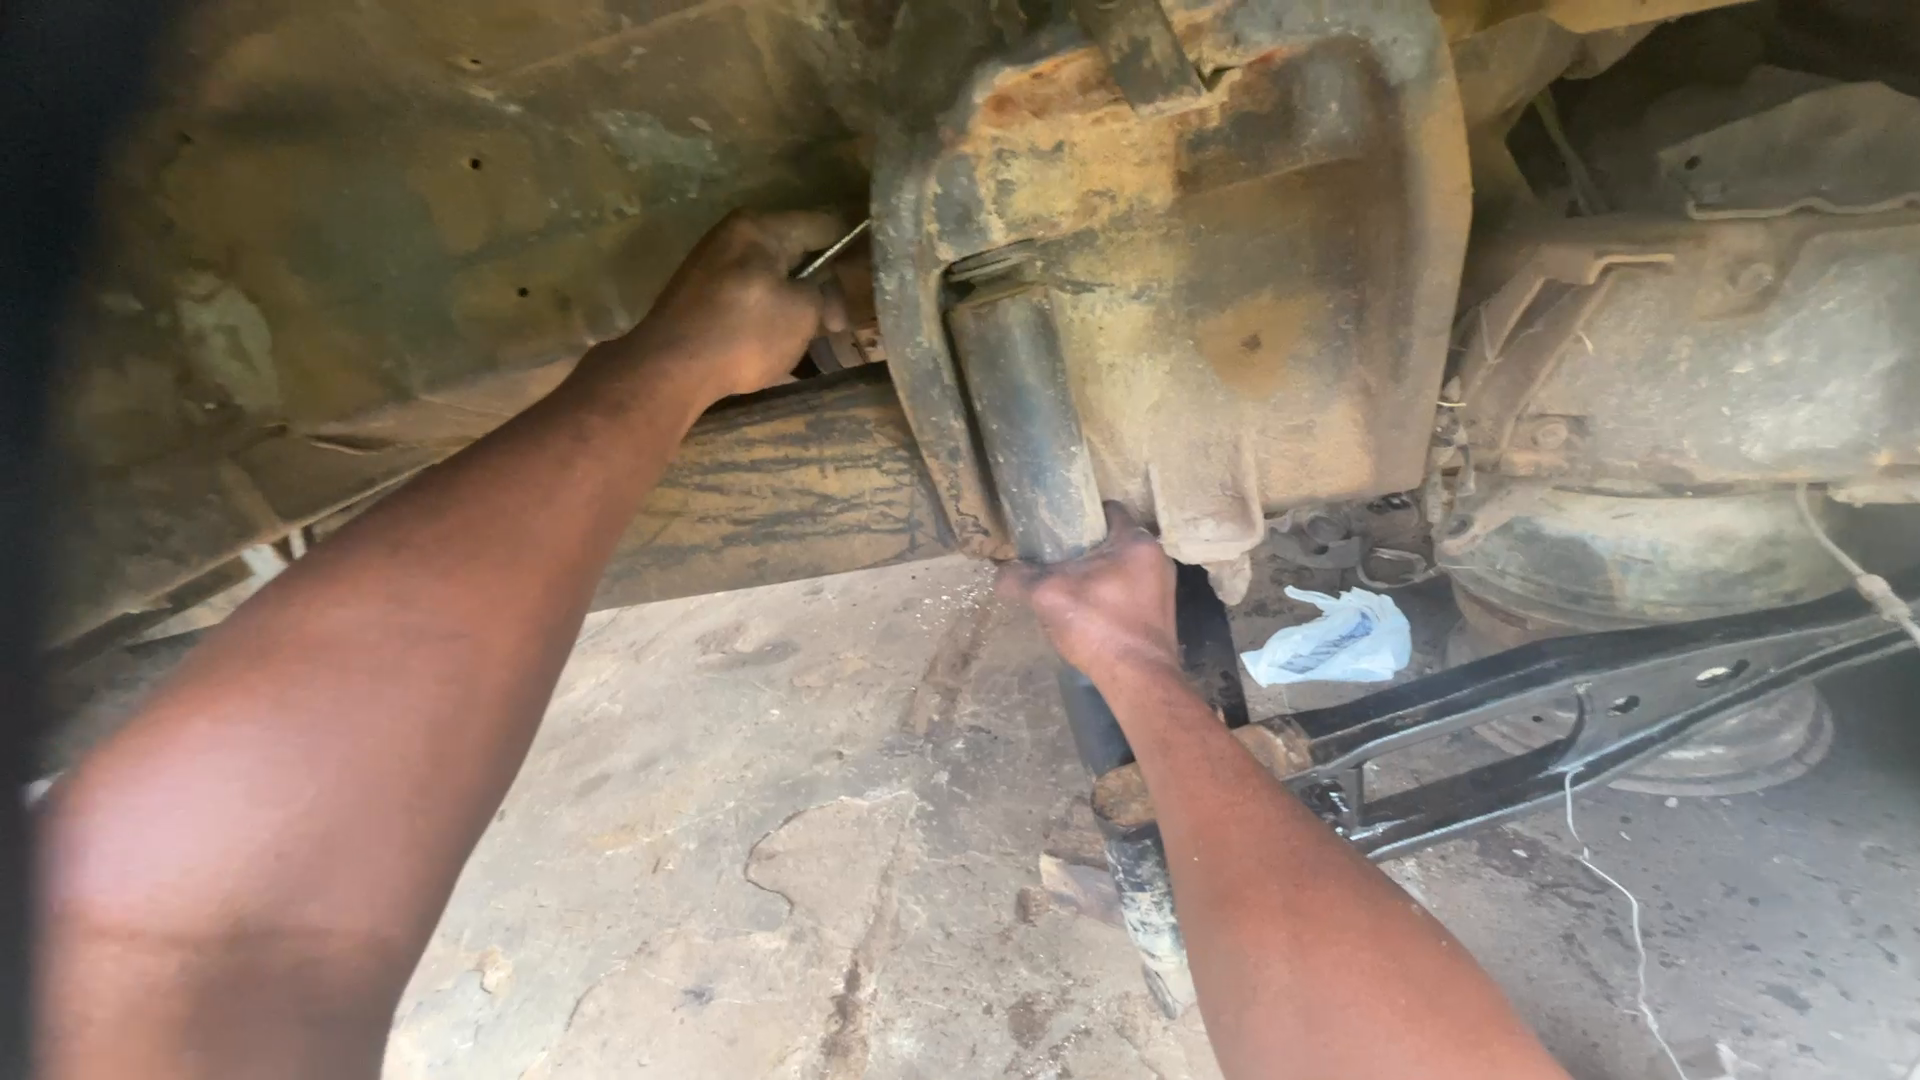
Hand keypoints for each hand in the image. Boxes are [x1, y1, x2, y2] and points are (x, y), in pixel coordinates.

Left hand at [609, 210, 850, 402]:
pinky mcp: (703, 295)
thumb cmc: (744, 334)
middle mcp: (735, 235)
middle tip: (851, 310)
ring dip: (800, 299)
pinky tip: (786, 336)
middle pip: (796, 250)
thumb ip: (825, 298)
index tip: (878, 263)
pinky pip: (754, 295)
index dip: (855, 242)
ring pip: (775, 275)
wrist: (672, 368)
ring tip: (823, 329)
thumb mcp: (802, 314)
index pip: (824, 223)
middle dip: (825, 279)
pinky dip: (775, 311)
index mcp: (760, 227)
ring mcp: (714, 264)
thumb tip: (830, 304)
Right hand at [998, 503, 1178, 679]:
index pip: (1109, 508)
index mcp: (1137, 542)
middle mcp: (1157, 558)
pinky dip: (1109, 596)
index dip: (1082, 513)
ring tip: (1069, 587)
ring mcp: (1163, 588)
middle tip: (1057, 560)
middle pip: (1114, 540)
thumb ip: (1019, 578)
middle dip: (1086, 548)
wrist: (1138, 679)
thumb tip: (1000, 572)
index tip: (1059, 526)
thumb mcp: (1047, 596)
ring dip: (1097, 574)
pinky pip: (1130, 592)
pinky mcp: (1161, 614)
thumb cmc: (1098, 626)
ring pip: (1122, 568)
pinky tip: (1088, 613)